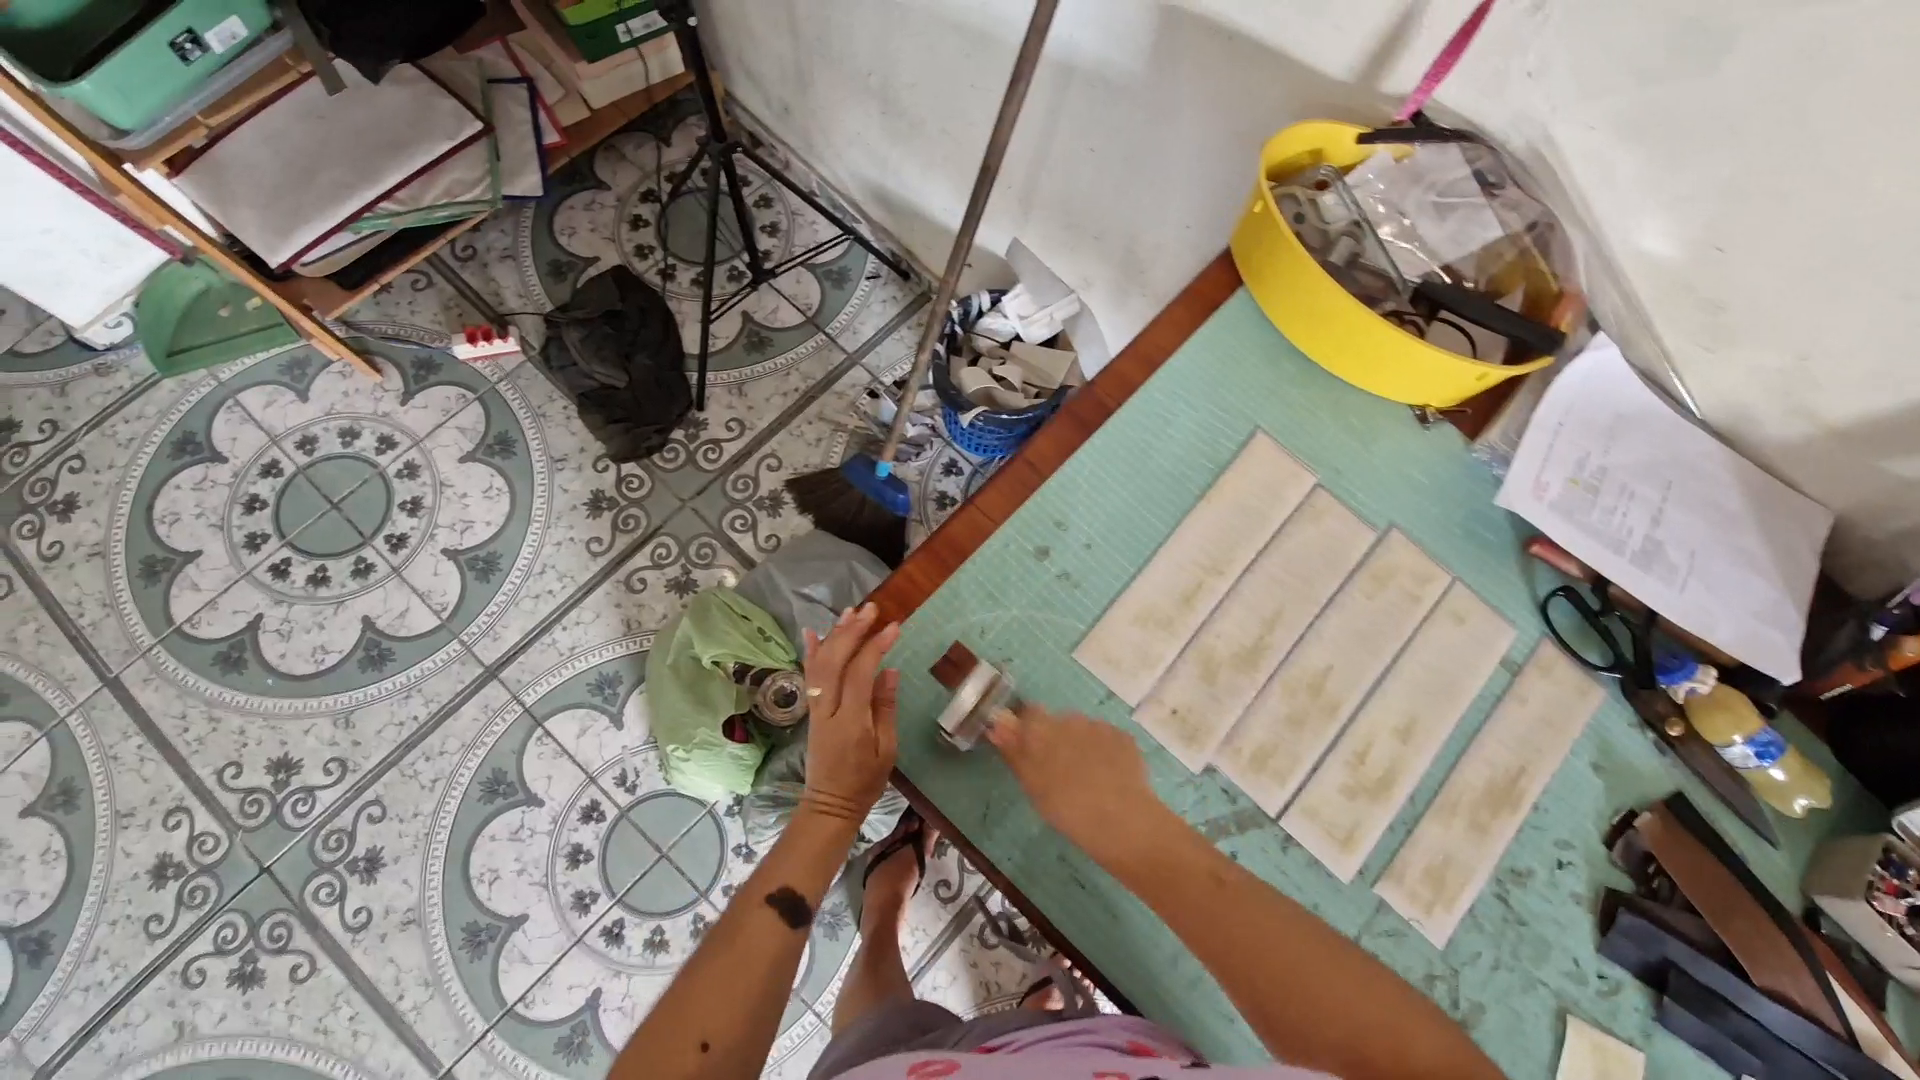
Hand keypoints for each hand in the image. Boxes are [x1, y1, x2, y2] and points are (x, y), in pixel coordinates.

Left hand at [799, 603, 900, 821]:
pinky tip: (812, 632)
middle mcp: (828, 710)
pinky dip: (810, 652)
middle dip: (852, 631)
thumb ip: (885, 708)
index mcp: (851, 722)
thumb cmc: (865, 781)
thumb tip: (890, 671)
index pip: (861, 674)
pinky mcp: (811, 710)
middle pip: (834, 662)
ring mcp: (816, 709)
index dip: (876, 647)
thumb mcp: (886, 749)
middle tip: (871, 608)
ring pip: (819, 664)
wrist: (831, 804)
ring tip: (851, 611)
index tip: (894, 627)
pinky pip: (809, 676)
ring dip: (835, 635)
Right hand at [985, 705, 1172, 861]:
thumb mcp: (1032, 785)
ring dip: (1082, 745)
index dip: (1030, 729)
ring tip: (1089, 778)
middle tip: (1061, 772)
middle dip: (1058, 740)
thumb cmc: (1066, 807)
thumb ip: (1014, 751)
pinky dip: (1105, 752)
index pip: (1030, 713)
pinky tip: (1110, 776)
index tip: (1032, 751)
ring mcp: (1100, 726)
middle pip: (1059, 722)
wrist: (1120, 819)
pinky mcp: (1124, 736)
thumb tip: (996, 726)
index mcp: (1042, 729)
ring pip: (1084, 730)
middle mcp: (1070, 719)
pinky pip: (1107, 738)